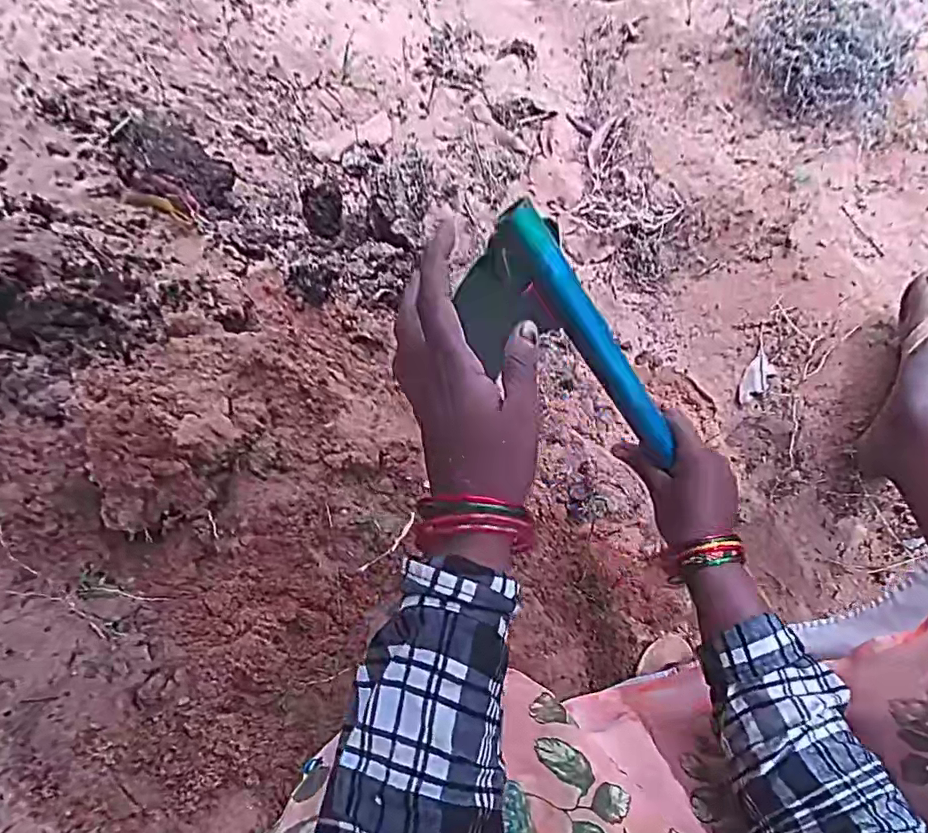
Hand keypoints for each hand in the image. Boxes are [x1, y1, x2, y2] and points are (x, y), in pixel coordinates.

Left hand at [395, 216, 540, 505]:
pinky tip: (437, 334)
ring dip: (414, 303)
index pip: (434, 301)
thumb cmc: (501, 464)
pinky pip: (408, 357)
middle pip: (407, 313)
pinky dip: (416, 331)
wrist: (470, 509)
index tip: (444, 228)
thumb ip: (521, 365)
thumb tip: (523, 327)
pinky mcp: (421, 406)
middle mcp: (426, 374)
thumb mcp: (524, 412)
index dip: (435, 260)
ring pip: (403, 334)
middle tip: (440, 254)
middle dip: (418, 277)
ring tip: (439, 286)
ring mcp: (419, 391)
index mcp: (452, 368)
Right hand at [613, 409, 738, 547]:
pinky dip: (693, 474)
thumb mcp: (657, 489)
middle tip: (650, 467)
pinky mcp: (728, 483)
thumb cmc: (679, 519)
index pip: (675, 421)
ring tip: (667, 487)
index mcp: (695, 455)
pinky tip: (684, 495)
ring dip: (679, 462)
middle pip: (686, 440)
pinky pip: (707, 469)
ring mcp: (724, 470)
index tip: (642, 430)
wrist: (707, 550)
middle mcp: (714, 456)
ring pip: (696, 455)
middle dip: (666, 448)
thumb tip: (618, 446)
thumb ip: (641, 462)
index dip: (657, 421)